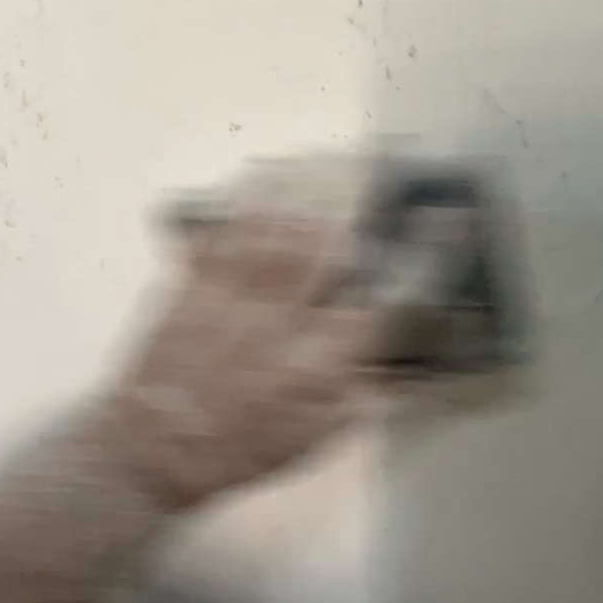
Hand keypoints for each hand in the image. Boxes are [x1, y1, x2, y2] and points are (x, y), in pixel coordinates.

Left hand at [97, 153, 392, 507]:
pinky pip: (228, 227)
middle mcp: (282, 322)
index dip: (424, 254)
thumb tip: (407, 359)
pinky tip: (269, 170)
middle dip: (359, 195)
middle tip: (381, 162)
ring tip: (332, 156)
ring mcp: (234, 295)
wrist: (154, 446)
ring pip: (279, 224)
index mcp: (322, 364)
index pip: (387, 299)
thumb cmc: (242, 446)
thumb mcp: (320, 435)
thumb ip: (369, 393)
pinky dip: (252, 194)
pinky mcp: (194, 281)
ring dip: (310, 183)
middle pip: (329, 242)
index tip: (448, 218)